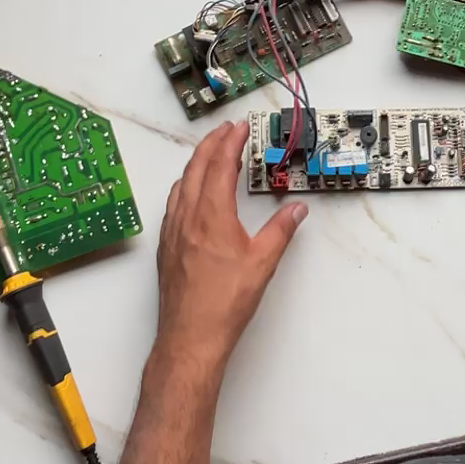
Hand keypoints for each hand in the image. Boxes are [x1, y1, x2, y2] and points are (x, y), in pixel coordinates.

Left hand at [154, 122, 307, 372]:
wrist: (191, 336)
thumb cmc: (224, 303)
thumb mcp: (263, 263)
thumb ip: (281, 231)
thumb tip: (297, 210)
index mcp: (211, 215)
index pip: (221, 165)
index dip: (231, 142)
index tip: (240, 127)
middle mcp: (187, 217)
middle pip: (197, 167)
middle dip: (212, 143)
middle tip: (226, 130)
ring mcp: (173, 231)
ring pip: (182, 183)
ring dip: (197, 162)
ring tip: (211, 154)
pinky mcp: (167, 246)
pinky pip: (173, 202)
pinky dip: (185, 185)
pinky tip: (191, 192)